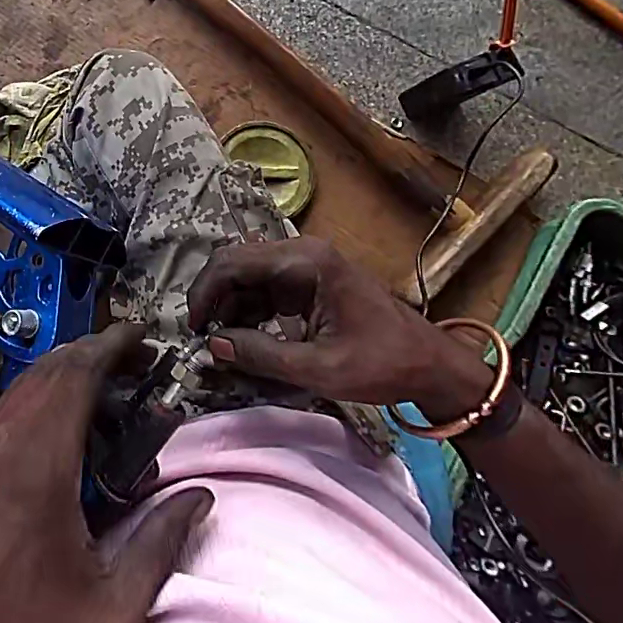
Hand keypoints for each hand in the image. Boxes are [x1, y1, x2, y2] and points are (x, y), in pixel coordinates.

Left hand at [0, 324, 213, 622]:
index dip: (111, 345)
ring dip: (66, 375)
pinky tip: (66, 430)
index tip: (139, 337)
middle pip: (50, 369)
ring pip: (24, 387)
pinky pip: (7, 413)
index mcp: (36, 464)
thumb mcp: (111, 609)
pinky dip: (41, 400)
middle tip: (133, 364)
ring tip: (107, 391)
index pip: (76, 373)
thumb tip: (196, 498)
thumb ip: (160, 543)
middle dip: (94, 354)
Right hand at [186, 238, 497, 422]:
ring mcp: (303, 266)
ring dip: (229, 309)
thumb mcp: (320, 368)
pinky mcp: (305, 282)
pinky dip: (247, 313)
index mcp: (305, 261)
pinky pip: (262, 291)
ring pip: (245, 278)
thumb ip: (262, 355)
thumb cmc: (382, 363)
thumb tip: (213, 345)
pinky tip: (246, 341)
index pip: (234, 262)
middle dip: (214, 301)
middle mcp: (300, 253)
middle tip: (204, 340)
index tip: (193, 330)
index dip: (205, 293)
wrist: (428, 363)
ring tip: (225, 347)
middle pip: (236, 264)